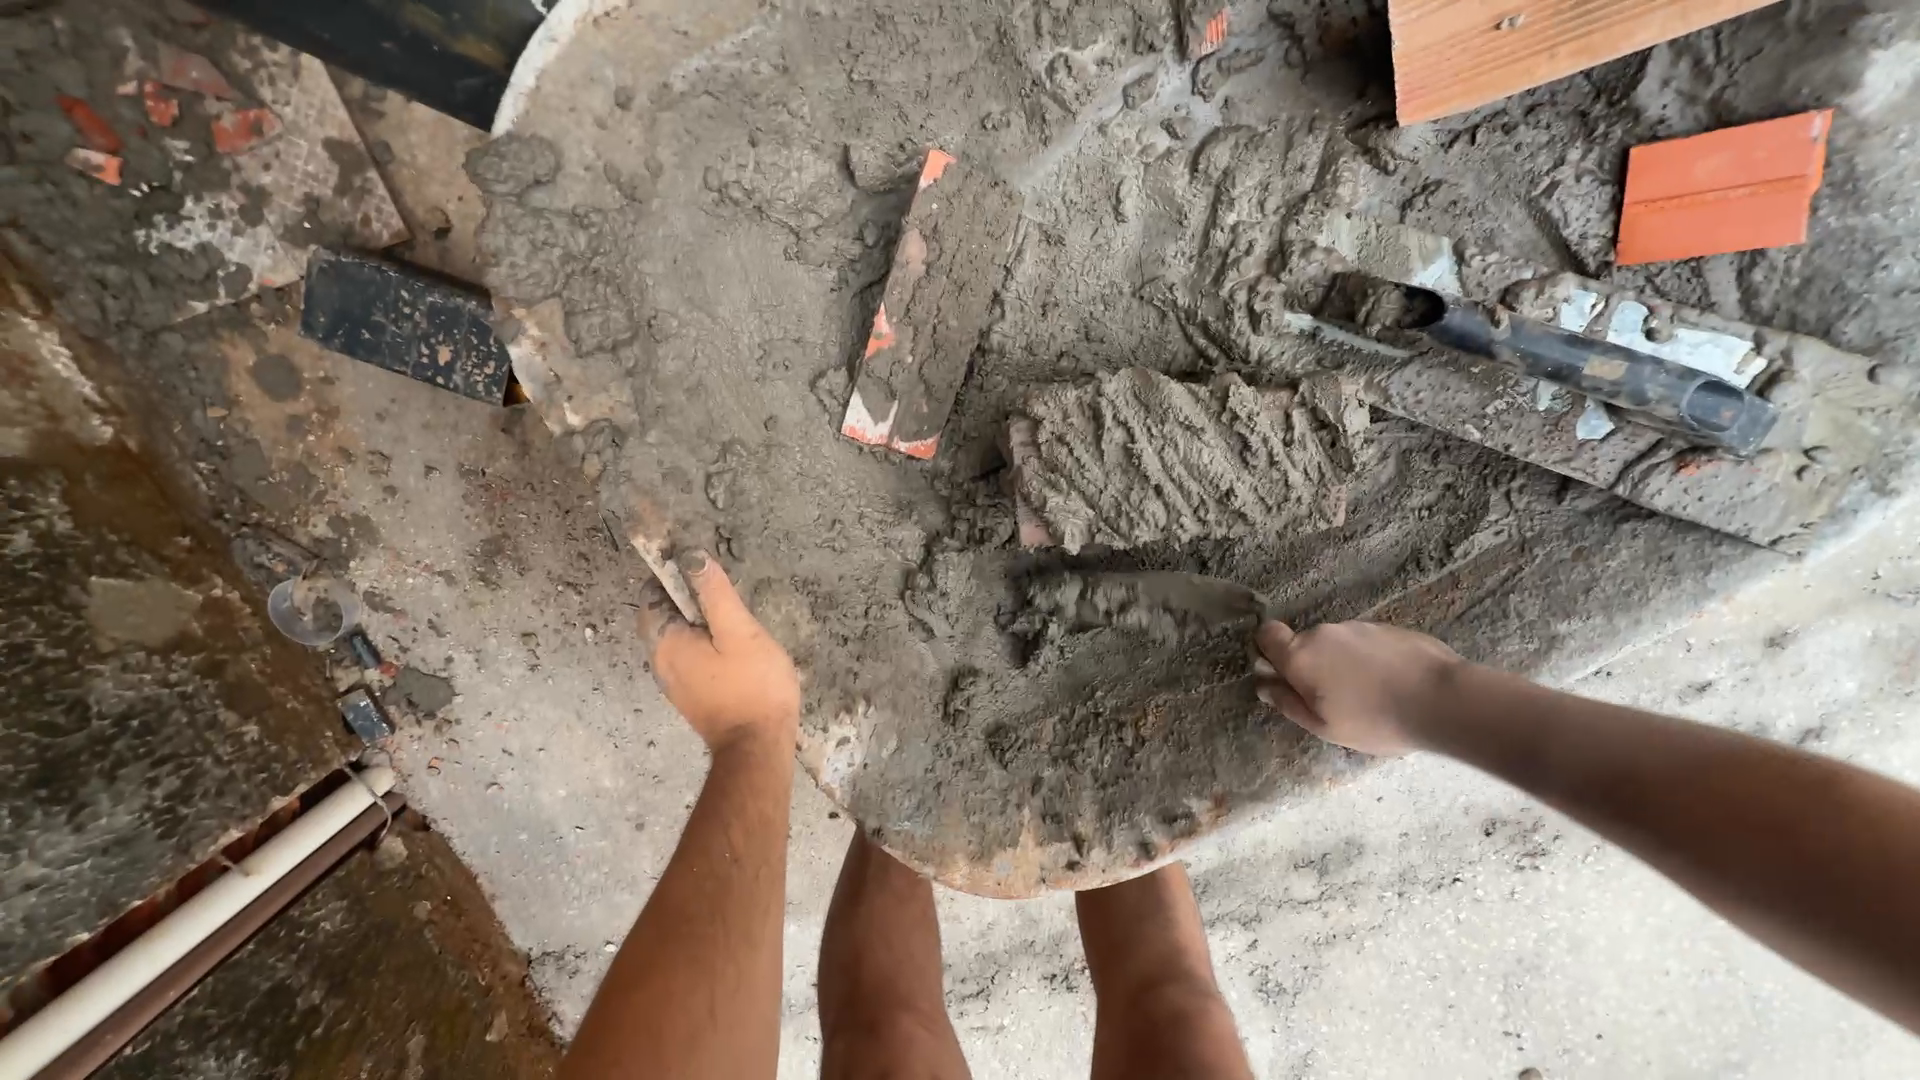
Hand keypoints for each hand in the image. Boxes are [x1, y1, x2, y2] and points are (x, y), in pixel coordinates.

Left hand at [637, 550, 800, 754]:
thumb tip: (693, 556)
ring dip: (697, 626)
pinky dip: (703, 648)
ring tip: (733, 623)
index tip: (705, 574)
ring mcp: (674, 684)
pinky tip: (733, 653)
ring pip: (676, 640)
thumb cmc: (753, 686)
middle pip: (662, 618)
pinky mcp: (691, 698)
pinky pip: (688, 660)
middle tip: (724, 598)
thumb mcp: (740, 631)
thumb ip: (715, 593)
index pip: (651, 596)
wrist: (757, 746)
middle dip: (687, 602)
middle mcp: (660, 662)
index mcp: (665, 641)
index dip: (673, 578)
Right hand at [1252, 620, 1462, 755]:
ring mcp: (1357, 627)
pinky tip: (1393, 683)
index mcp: (1299, 656)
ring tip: (1372, 693)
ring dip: (1344, 663)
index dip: (1269, 651)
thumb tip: (1264, 685)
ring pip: (1337, 643)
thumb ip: (1288, 703)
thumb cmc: (1374, 720)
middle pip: (1304, 643)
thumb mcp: (1324, 726)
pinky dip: (1371, 659)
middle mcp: (1322, 633)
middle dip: (1313, 665)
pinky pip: (1366, 643)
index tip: (1284, 675)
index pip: (1266, 634)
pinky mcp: (1388, 627)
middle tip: (1335, 698)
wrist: (1442, 700)